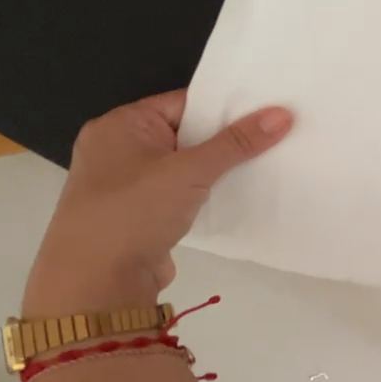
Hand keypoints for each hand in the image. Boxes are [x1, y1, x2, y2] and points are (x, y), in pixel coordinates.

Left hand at [21, 91, 292, 316]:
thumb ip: (237, 142)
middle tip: (281, 131)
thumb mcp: (189, 171)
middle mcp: (122, 146)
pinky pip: (188, 185)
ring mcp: (132, 179)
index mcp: (120, 125)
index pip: (185, 102)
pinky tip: (246, 187)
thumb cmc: (132, 212)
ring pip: (192, 159)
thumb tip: (282, 113)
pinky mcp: (146, 206)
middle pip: (191, 130)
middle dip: (232, 134)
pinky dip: (214, 185)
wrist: (97, 279)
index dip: (229, 105)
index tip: (272, 107)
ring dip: (225, 162)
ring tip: (272, 157)